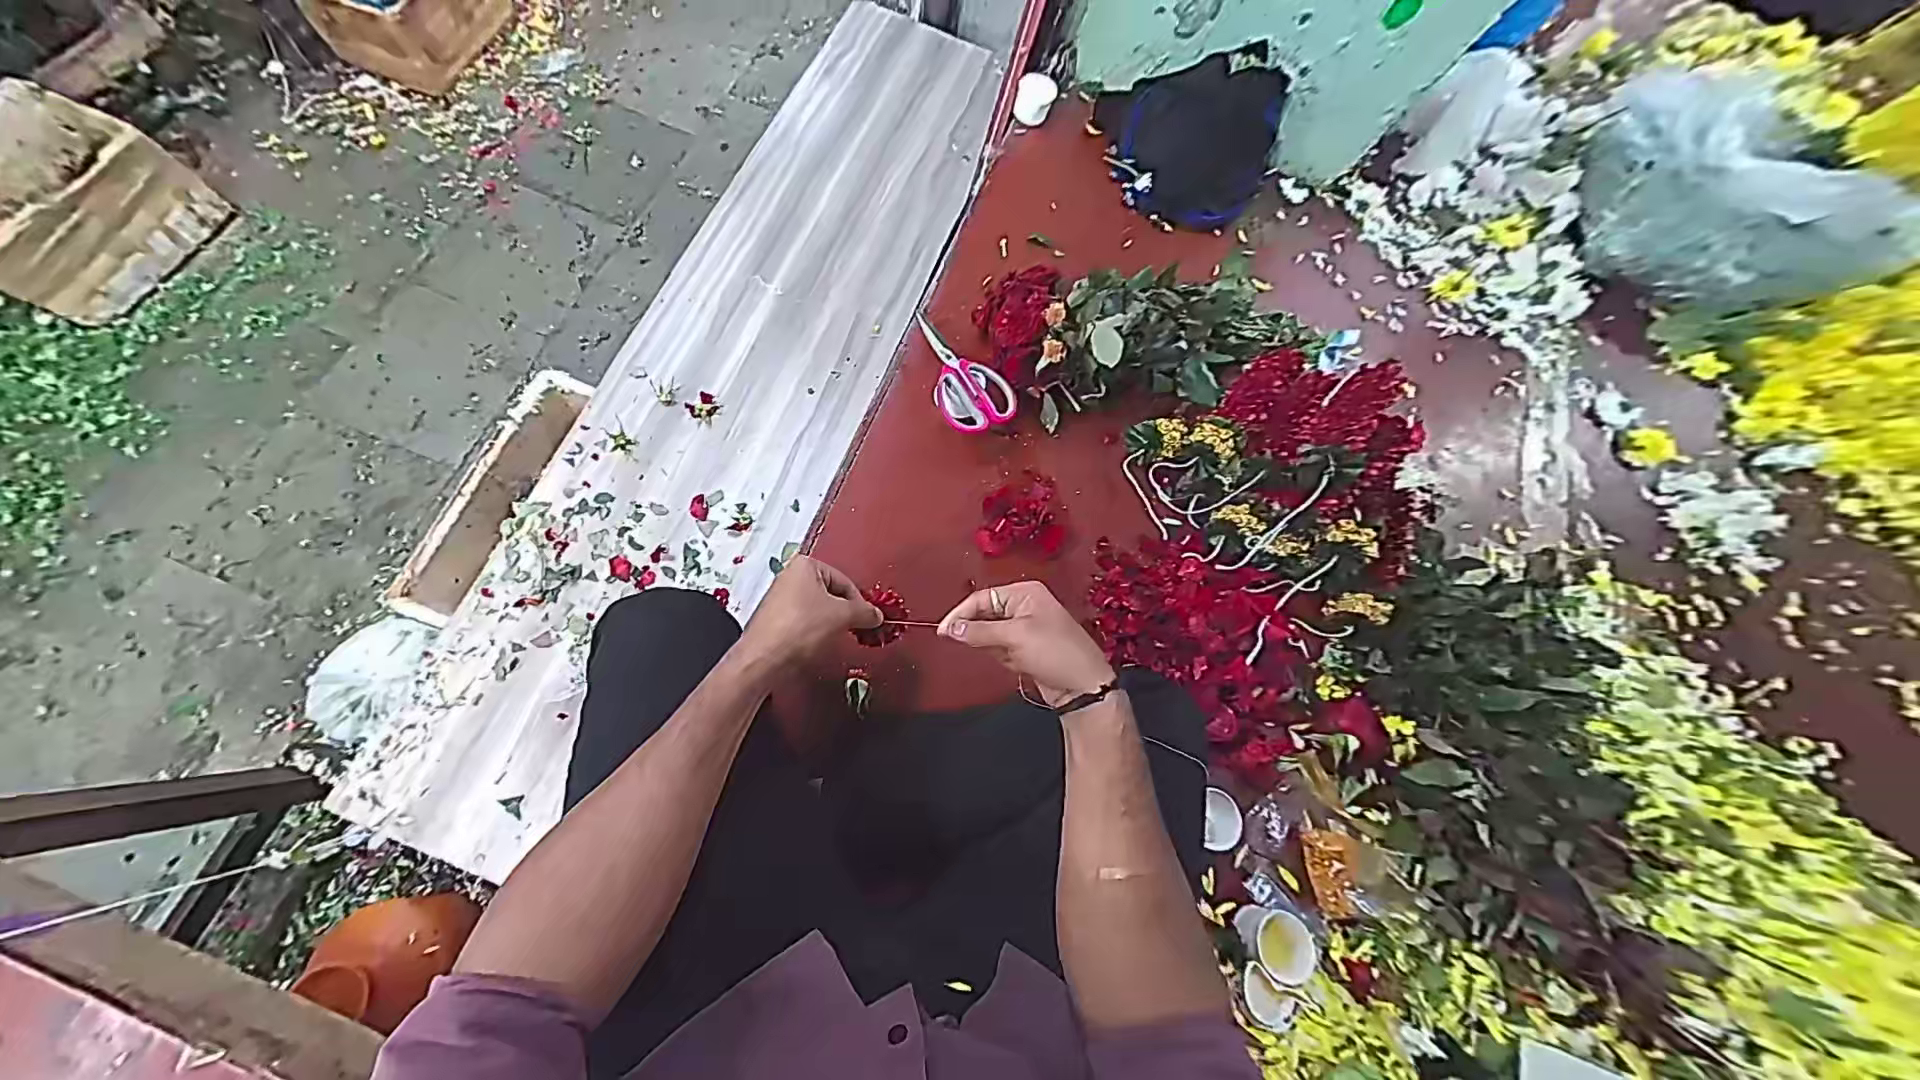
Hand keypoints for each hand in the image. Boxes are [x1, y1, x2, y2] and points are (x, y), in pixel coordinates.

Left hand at [739, 556, 881, 668]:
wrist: (764, 659)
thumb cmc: (801, 628)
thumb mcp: (842, 616)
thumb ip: (864, 612)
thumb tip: (876, 615)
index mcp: (805, 565)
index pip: (845, 582)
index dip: (859, 602)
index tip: (867, 619)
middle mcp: (790, 576)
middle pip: (831, 594)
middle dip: (843, 613)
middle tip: (851, 629)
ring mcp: (780, 598)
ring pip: (818, 609)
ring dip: (829, 624)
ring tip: (830, 638)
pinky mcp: (775, 619)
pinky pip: (804, 621)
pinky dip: (813, 631)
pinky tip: (813, 643)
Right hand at [938, 581, 1115, 706]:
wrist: (1083, 686)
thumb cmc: (1054, 652)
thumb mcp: (1015, 637)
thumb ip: (979, 631)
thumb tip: (949, 629)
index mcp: (1024, 593)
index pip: (982, 598)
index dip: (960, 614)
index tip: (942, 632)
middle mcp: (1023, 606)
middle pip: (984, 615)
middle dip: (981, 633)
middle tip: (986, 648)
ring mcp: (1024, 627)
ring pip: (989, 633)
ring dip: (993, 647)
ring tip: (1012, 657)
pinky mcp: (1024, 647)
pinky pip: (999, 647)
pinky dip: (1002, 657)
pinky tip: (1018, 664)